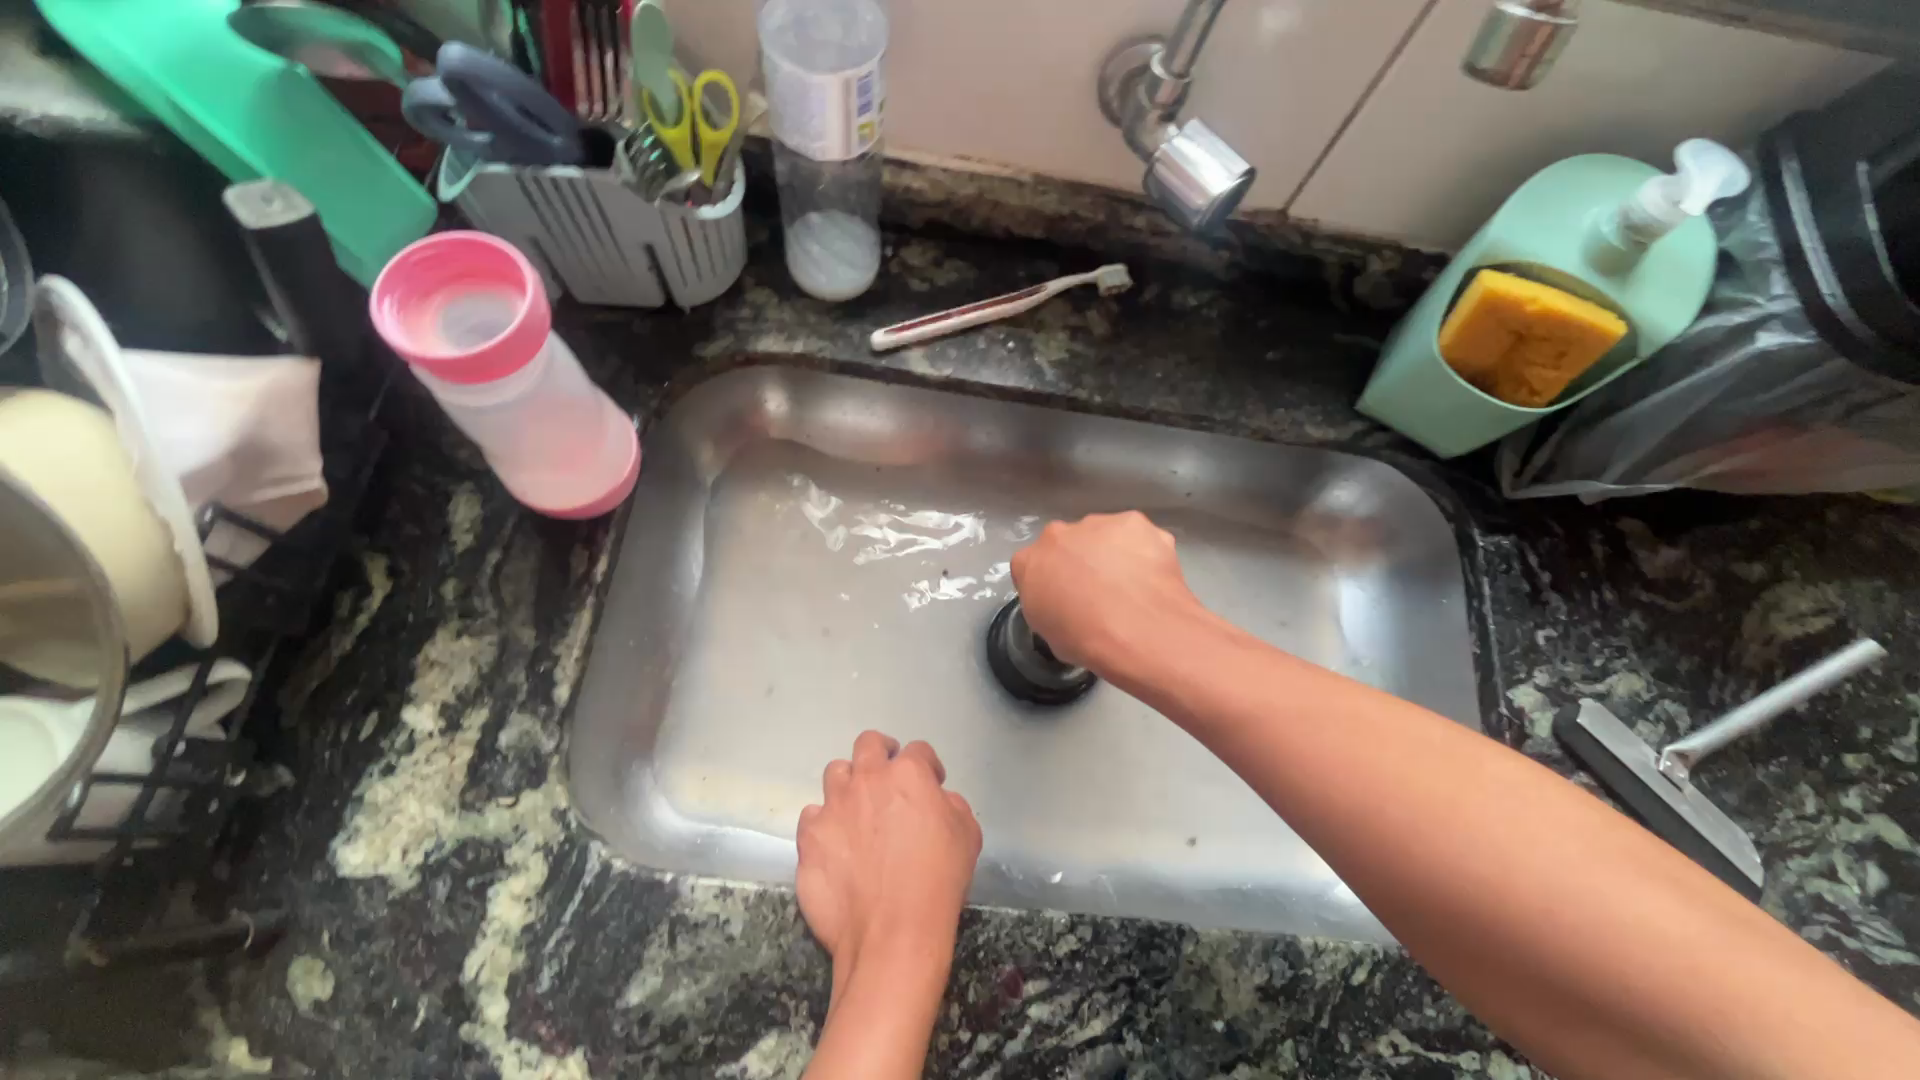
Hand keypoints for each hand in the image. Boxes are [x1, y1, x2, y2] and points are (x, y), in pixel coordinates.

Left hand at [796, 731, 981, 985]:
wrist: (892, 932)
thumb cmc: (938, 881)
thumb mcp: (968, 836)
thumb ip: (951, 805)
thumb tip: (938, 799)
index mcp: (908, 774)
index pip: (919, 750)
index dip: (928, 765)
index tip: (932, 782)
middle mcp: (866, 780)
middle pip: (868, 744)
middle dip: (880, 752)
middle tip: (887, 774)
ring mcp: (833, 806)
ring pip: (835, 773)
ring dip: (848, 784)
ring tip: (856, 808)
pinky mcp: (808, 836)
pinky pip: (812, 815)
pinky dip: (824, 823)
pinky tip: (835, 843)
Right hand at [1010, 511, 1204, 670]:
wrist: (1136, 629)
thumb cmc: (1084, 639)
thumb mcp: (1049, 633)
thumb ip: (1050, 607)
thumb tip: (1064, 606)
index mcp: (1028, 562)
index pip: (1032, 567)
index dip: (1050, 583)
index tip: (1065, 600)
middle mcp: (1057, 534)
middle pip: (1067, 544)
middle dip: (1081, 561)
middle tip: (1101, 591)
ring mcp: (1096, 524)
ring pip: (1103, 535)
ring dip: (1113, 554)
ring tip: (1133, 586)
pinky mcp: (1134, 522)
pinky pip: (1137, 537)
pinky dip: (1145, 552)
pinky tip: (1154, 576)